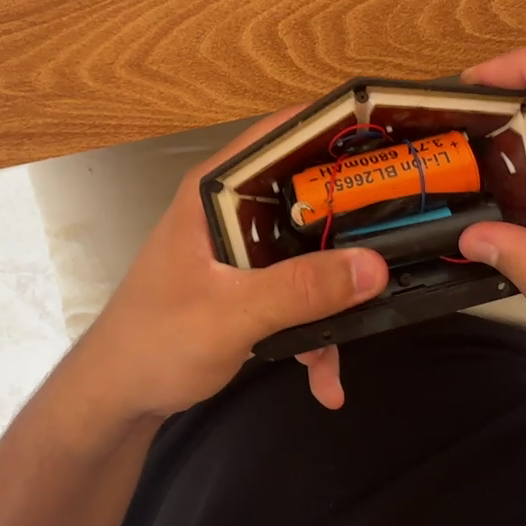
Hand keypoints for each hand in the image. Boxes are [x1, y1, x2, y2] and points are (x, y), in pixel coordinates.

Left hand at [68, 111, 389, 420]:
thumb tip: (375, 266)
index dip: (331, 126)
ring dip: (334, 295)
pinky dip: (314, 332)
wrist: (117, 399)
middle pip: (305, 193)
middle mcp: (231, 211)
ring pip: (307, 250)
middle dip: (352, 218)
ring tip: (364, 328)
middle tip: (408, 228)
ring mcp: (242, 251)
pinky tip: (326, 380)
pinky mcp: (249, 288)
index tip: (389, 133)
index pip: (278, 134)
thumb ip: (301, 290)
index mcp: (216, 191)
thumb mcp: (231, 314)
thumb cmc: (156, 341)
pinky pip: (296, 294)